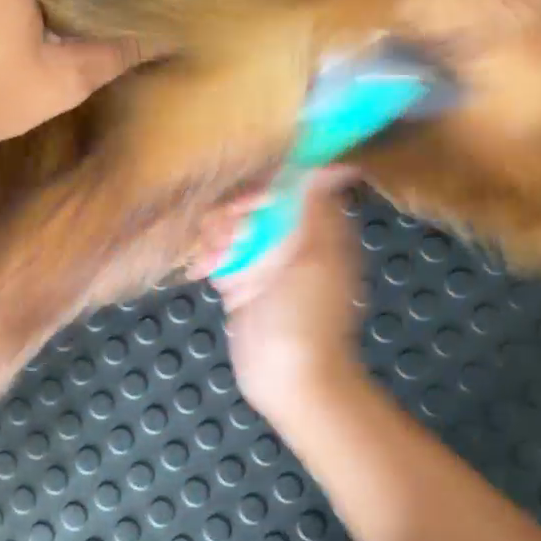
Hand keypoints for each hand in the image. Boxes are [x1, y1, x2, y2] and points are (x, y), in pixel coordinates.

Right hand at [188, 170, 369, 423]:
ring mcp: (263, 259)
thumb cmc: (305, 317)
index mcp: (319, 227)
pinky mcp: (239, 280)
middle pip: (253, 200)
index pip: (290, 183)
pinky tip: (203, 272)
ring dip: (216, 236)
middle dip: (233, 213)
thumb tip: (338, 162)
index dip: (265, 185)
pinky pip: (217, 253)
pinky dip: (207, 259)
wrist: (287, 378)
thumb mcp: (315, 256)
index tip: (248, 203)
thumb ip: (315, 207)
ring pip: (230, 224)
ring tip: (214, 259)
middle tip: (228, 237)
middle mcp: (291, 237)